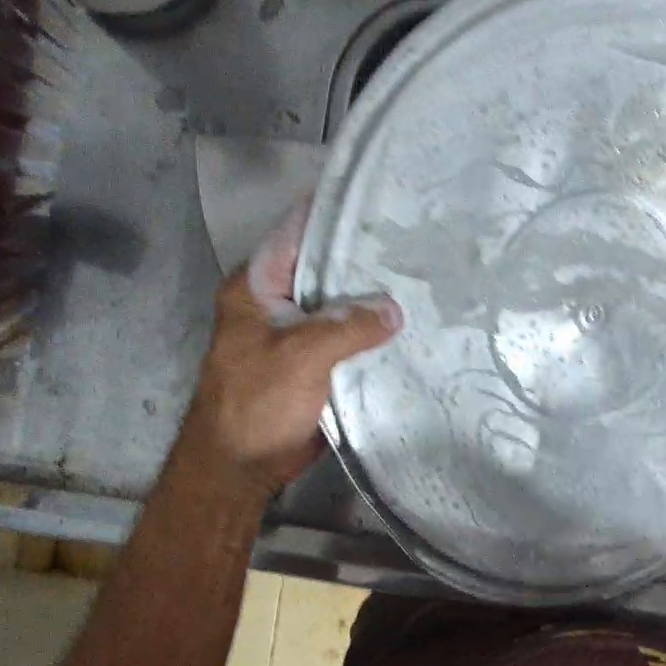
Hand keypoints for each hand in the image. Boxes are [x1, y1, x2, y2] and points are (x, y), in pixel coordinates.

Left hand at [185, 203, 402, 494]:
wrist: (240, 470)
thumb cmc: (257, 405)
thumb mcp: (300, 357)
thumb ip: (347, 327)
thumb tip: (394, 309)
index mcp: (258, 286)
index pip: (297, 231)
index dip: (334, 211)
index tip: (380, 195)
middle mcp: (277, 302)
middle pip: (325, 266)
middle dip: (365, 256)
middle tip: (418, 237)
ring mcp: (297, 333)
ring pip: (340, 304)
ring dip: (374, 298)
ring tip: (425, 275)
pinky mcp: (315, 364)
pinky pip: (348, 338)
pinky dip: (374, 333)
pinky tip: (412, 325)